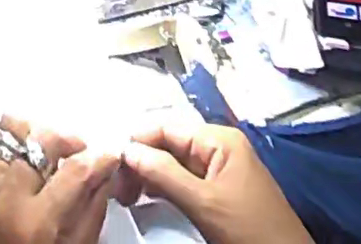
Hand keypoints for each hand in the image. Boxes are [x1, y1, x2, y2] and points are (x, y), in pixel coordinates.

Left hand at [0, 115, 120, 243]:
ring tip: (47, 149)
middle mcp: (7, 196)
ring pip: (14, 129)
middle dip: (68, 139)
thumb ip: (92, 212)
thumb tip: (105, 171)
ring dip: (37, 134)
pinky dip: (7, 135)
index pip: (75, 172)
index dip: (99, 159)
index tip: (110, 155)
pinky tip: (21, 148)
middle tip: (78, 150)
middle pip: (44, 140)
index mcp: (36, 222)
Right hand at [117, 121, 310, 243]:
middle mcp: (219, 147)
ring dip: (150, 175)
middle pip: (171, 144)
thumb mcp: (204, 203)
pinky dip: (164, 188)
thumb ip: (164, 174)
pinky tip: (145, 197)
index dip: (139, 140)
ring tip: (124, 193)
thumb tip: (128, 149)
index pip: (170, 128)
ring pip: (175, 165)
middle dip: (143, 160)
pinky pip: (185, 182)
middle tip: (116, 185)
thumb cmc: (249, 231)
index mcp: (219, 139)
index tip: (111, 160)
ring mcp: (221, 171)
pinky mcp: (220, 194)